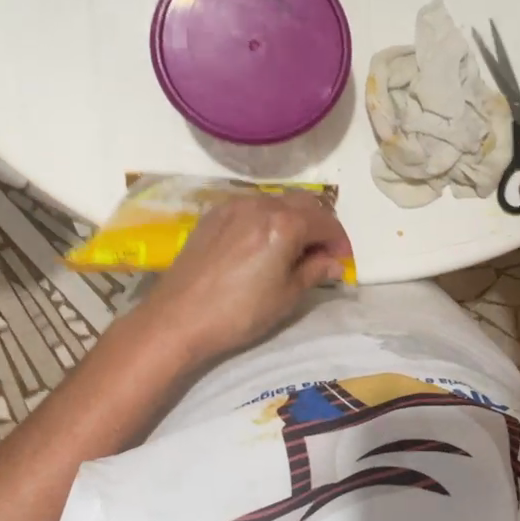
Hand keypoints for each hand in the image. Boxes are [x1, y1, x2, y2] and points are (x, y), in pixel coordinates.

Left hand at [136, 193, 353, 361]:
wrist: (177, 319)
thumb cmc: (239, 313)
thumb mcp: (286, 296)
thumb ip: (314, 271)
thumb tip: (334, 263)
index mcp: (284, 223)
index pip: (326, 222)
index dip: (340, 242)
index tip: (342, 262)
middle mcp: (261, 205)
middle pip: (304, 203)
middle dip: (320, 225)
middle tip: (322, 254)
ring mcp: (234, 206)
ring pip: (277, 201)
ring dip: (294, 219)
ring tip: (294, 249)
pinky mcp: (213, 215)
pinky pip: (252, 207)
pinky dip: (267, 219)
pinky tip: (263, 244)